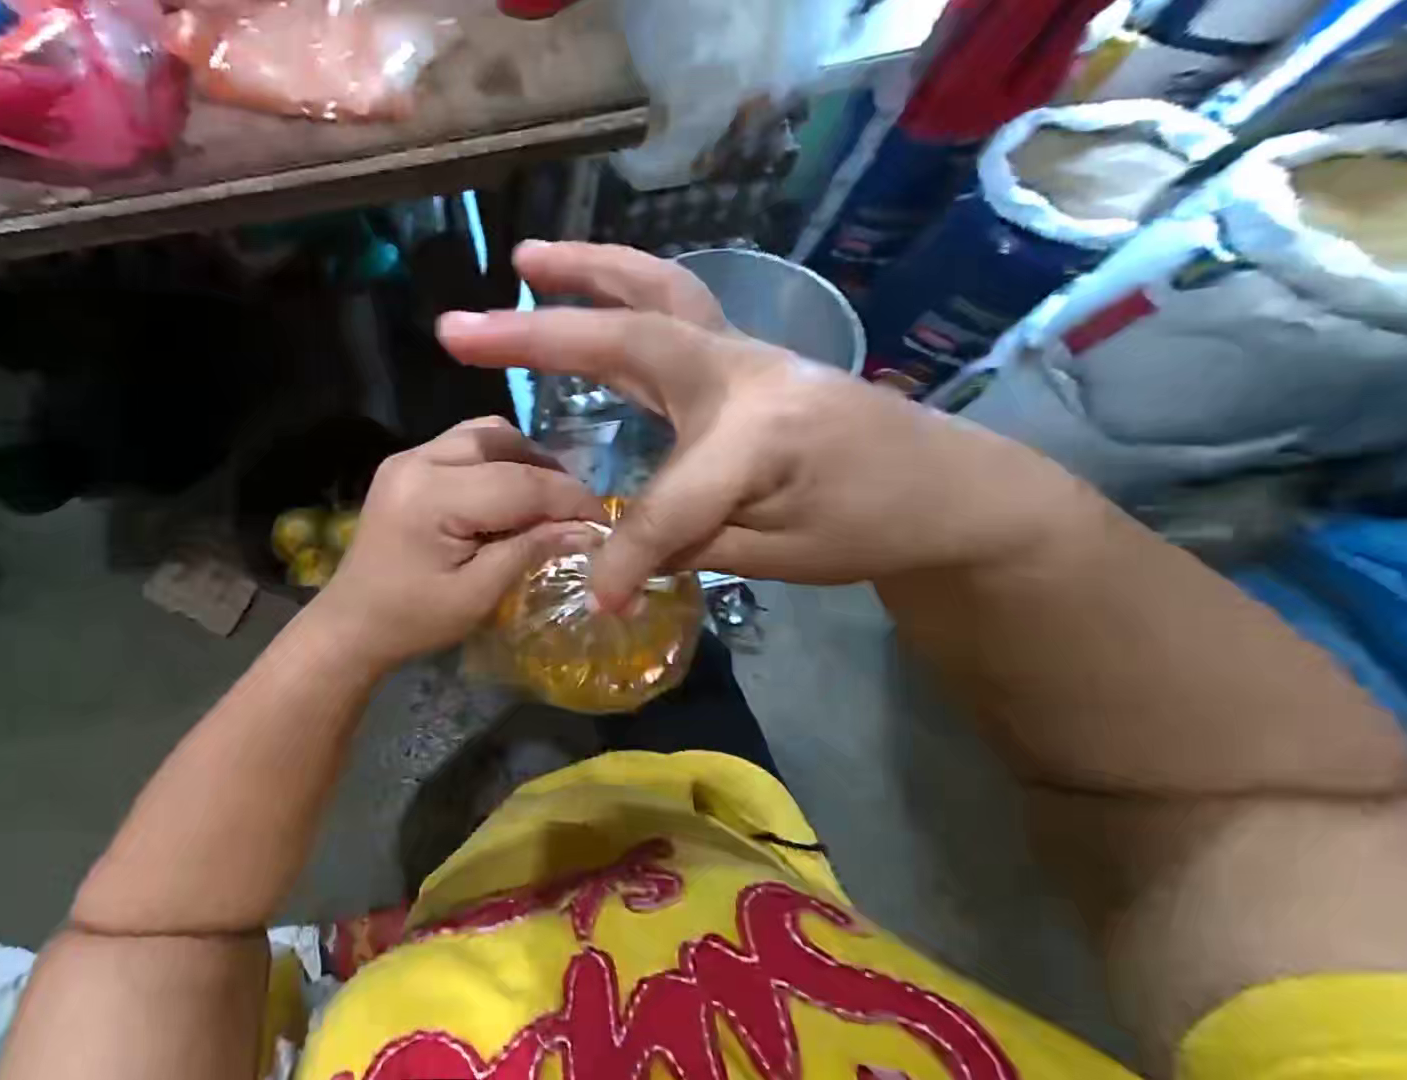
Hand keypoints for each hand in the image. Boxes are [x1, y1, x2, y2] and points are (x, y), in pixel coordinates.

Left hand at [310, 417, 607, 669]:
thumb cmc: (414, 619)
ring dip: (525, 459)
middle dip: (550, 474)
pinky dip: (499, 460)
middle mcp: (417, 461)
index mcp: (431, 496)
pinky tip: (512, 491)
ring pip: (487, 434)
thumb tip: (589, 529)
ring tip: (547, 499)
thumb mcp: (479, 593)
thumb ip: (532, 550)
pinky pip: (467, 443)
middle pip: (503, 443)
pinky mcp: (408, 463)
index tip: (603, 520)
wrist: (352, 623)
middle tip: (576, 510)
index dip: (569, 499)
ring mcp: (409, 456)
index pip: (519, 483)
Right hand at [437, 241, 1096, 609]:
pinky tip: (592, 296)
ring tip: (528, 261)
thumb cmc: (869, 525)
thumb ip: (688, 543)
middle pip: (631, 335)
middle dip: (540, 334)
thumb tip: (614, 559)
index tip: (601, 598)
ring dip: (586, 272)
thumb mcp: (778, 557)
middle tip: (461, 329)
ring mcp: (747, 352)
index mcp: (760, 435)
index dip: (628, 556)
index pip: (667, 502)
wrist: (944, 484)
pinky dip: (624, 294)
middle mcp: (746, 374)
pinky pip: (675, 311)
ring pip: (657, 294)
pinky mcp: (745, 355)